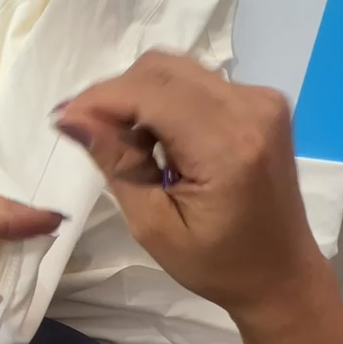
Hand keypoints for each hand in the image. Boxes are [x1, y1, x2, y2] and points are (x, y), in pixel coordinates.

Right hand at [53, 51, 331, 325]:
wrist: (281, 273)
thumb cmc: (216, 264)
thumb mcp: (154, 226)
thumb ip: (117, 164)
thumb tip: (72, 119)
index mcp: (228, 146)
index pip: (151, 92)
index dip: (99, 100)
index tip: (62, 121)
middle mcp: (251, 107)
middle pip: (161, 69)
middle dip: (114, 96)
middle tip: (90, 136)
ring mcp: (261, 99)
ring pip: (175, 70)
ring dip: (138, 98)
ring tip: (126, 146)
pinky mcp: (260, 101)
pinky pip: (195, 82)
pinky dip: (163, 102)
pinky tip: (157, 142)